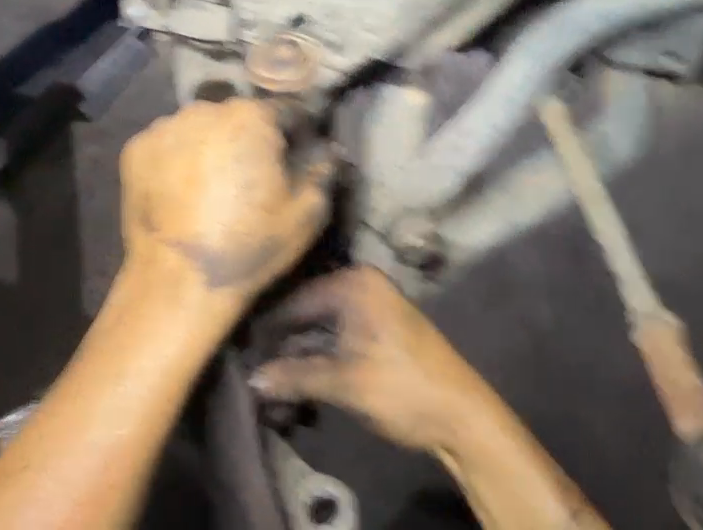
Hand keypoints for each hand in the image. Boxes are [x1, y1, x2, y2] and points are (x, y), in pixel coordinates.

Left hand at [120, 99, 330, 308]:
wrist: (179, 280)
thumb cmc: (250, 244)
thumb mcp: (306, 212)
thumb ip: (323, 169)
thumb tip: (329, 148)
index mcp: (251, 117)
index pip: (285, 111)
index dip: (295, 135)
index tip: (295, 160)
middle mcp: (205, 109)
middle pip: (238, 117)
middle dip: (248, 140)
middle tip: (251, 180)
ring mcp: (166, 126)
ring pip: (200, 128)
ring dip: (210, 146)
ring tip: (212, 187)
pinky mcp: (136, 148)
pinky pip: (168, 144)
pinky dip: (177, 159)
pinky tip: (182, 192)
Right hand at [250, 266, 486, 452]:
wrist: (463, 418)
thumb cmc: (403, 389)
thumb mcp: (345, 384)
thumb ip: (295, 377)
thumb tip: (251, 379)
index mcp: (353, 284)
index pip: (293, 301)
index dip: (266, 330)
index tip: (238, 352)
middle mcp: (360, 285)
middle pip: (306, 313)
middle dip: (281, 345)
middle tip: (251, 371)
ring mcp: (370, 307)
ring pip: (319, 329)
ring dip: (297, 357)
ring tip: (268, 383)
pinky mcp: (377, 330)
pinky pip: (335, 338)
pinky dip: (318, 359)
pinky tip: (296, 382)